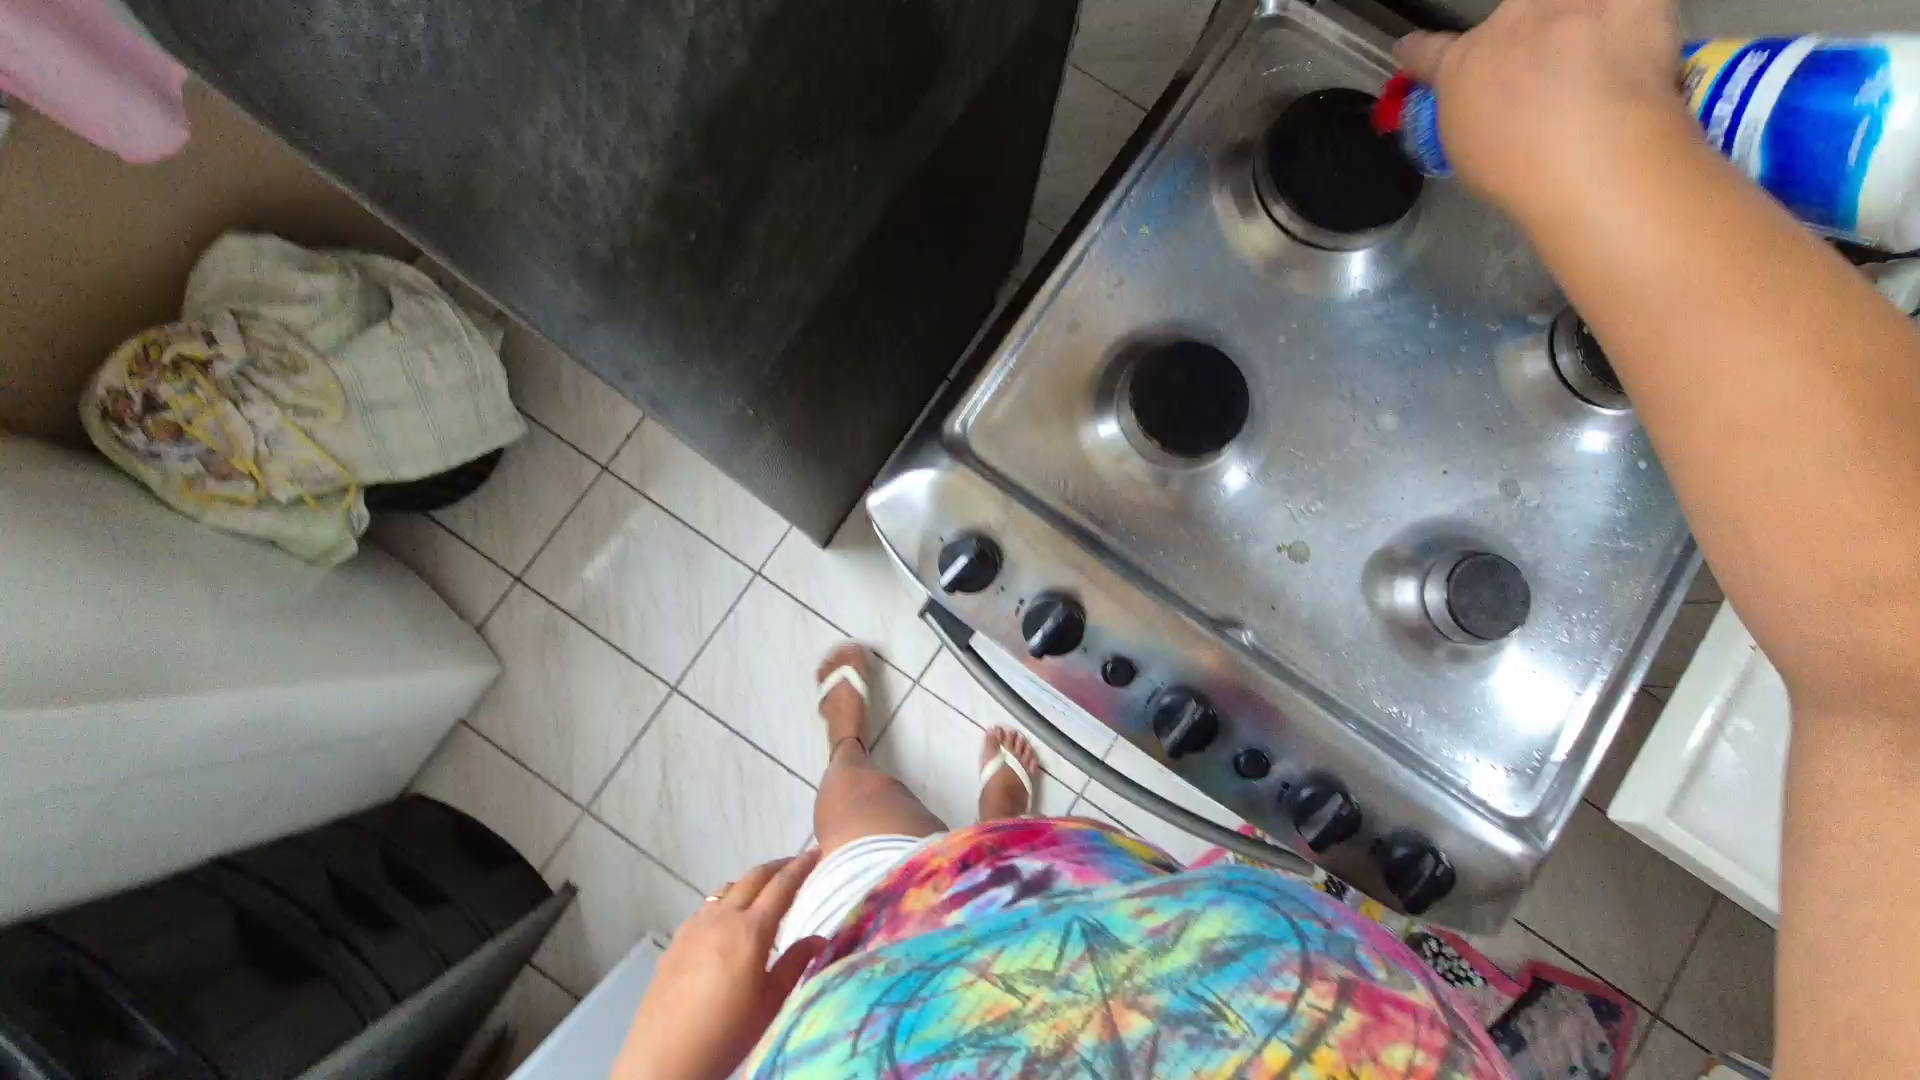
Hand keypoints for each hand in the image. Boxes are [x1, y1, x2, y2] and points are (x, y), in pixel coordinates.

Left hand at [614, 850, 824, 1079]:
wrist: (663, 1061)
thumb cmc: (726, 1035)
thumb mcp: (769, 1004)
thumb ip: (794, 964)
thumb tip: (818, 938)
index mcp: (751, 931)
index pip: (782, 886)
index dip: (801, 867)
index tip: (815, 852)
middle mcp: (722, 918)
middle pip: (754, 878)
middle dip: (777, 867)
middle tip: (795, 864)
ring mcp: (695, 926)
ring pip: (727, 889)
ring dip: (750, 882)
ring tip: (763, 892)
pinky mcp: (676, 941)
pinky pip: (707, 907)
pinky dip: (725, 901)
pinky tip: (727, 922)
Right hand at [1393, 0, 1690, 222]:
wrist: (1593, 153)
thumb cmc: (1514, 168)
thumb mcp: (1465, 149)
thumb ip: (1468, 111)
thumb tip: (1483, 104)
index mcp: (1461, 64)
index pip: (1427, 52)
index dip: (1417, 53)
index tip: (1410, 50)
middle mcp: (1510, 20)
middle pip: (1511, 17)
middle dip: (1524, 38)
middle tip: (1546, 72)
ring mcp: (1571, 4)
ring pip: (1570, 9)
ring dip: (1577, 25)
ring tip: (1596, 62)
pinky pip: (1630, 5)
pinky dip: (1633, 22)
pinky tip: (1636, 52)